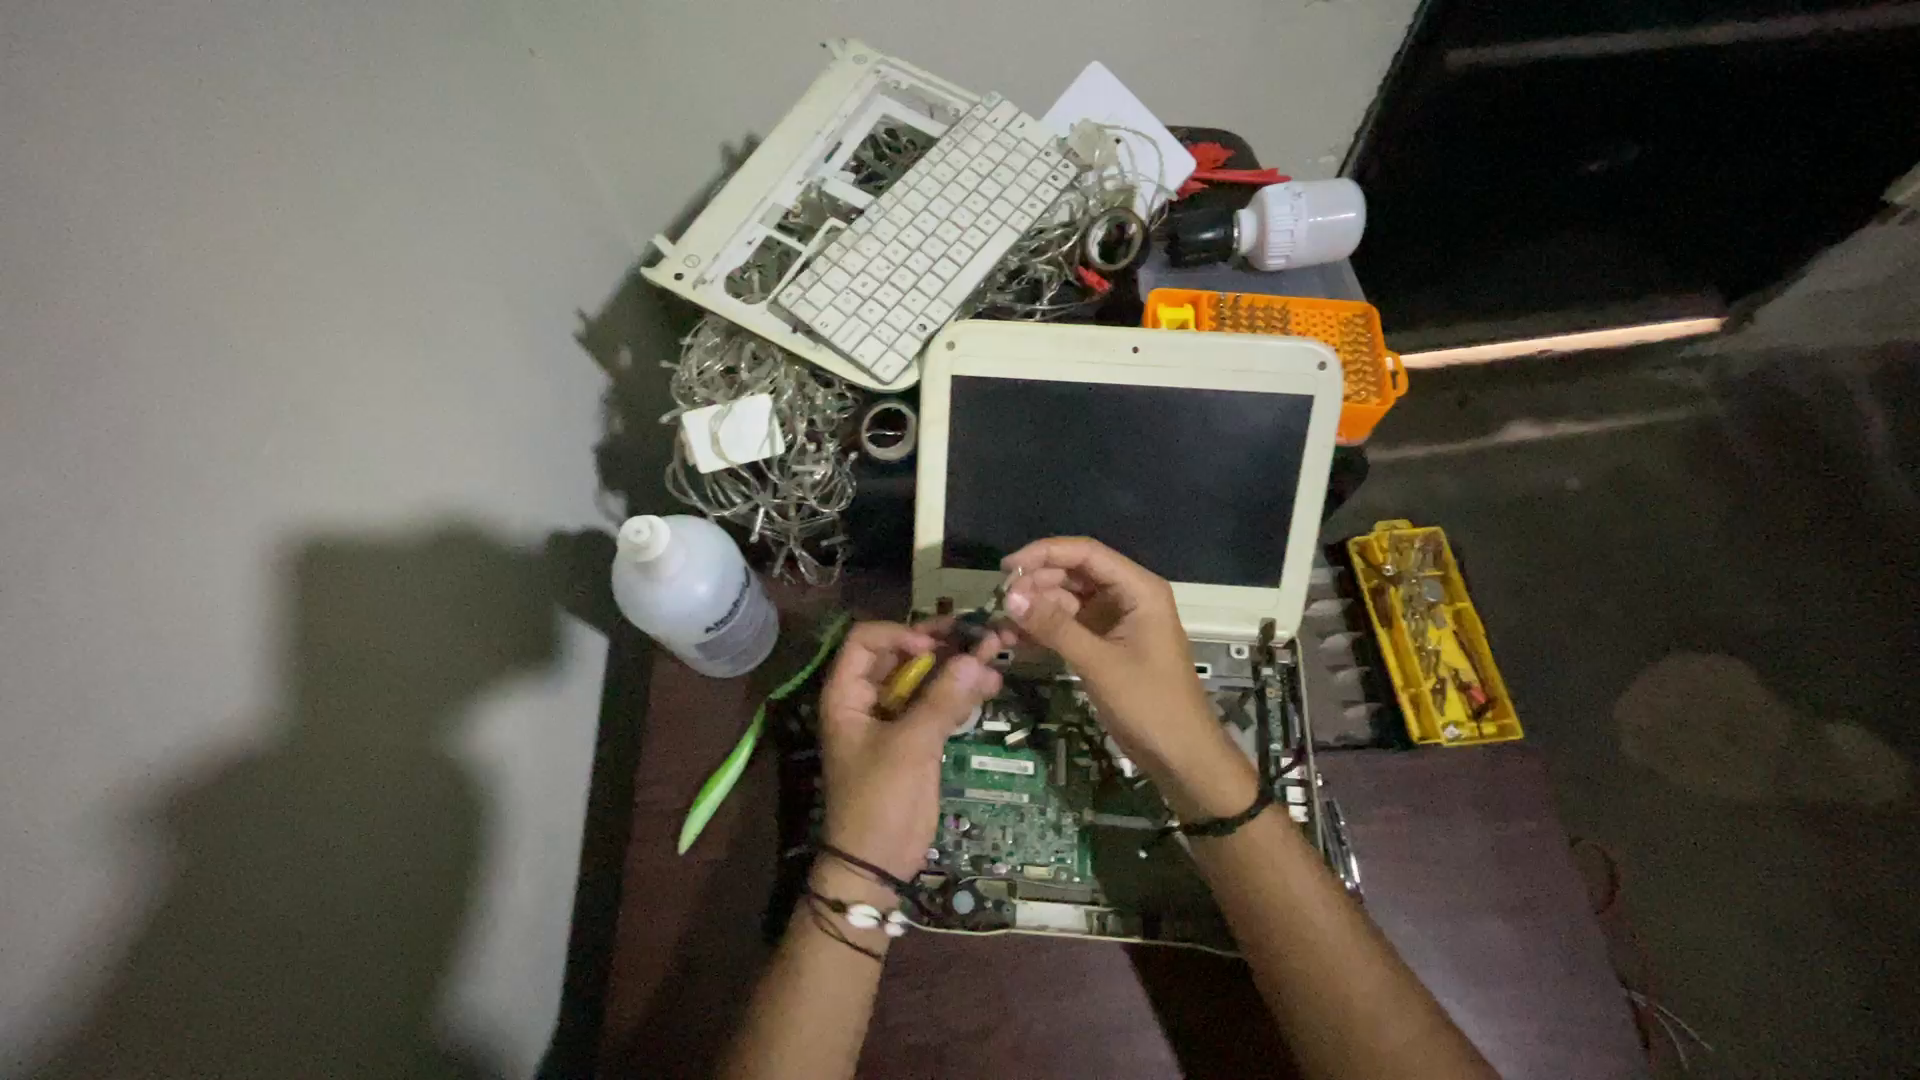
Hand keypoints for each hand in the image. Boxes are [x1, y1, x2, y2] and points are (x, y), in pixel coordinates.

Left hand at [816, 620, 1005, 884]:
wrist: (877, 864)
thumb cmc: (879, 800)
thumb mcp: (910, 746)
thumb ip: (942, 700)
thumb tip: (975, 659)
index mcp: (848, 694)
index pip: (865, 640)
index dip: (898, 635)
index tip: (932, 649)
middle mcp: (868, 699)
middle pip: (902, 656)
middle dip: (941, 645)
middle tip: (978, 634)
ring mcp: (894, 718)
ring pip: (925, 679)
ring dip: (957, 666)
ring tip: (995, 654)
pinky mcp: (916, 738)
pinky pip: (938, 703)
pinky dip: (961, 693)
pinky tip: (990, 685)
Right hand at [1000, 537, 1255, 818]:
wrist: (1181, 756)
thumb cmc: (1151, 704)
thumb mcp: (1100, 663)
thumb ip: (1055, 627)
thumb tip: (1010, 596)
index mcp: (1138, 589)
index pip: (1086, 553)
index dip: (1044, 554)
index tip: (1006, 569)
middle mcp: (1127, 596)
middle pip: (1074, 574)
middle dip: (1037, 586)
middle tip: (1001, 606)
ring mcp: (1116, 621)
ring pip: (1067, 601)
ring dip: (1036, 610)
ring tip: (1003, 626)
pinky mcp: (1105, 644)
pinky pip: (1069, 626)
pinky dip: (1046, 631)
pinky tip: (1018, 640)